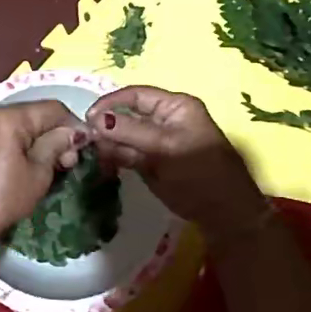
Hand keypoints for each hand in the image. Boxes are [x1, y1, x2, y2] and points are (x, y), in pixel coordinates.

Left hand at [0, 101, 88, 247]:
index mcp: (8, 116)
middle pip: (36, 114)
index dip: (74, 125)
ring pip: (22, 125)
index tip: (87, 147)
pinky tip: (34, 165)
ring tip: (55, 166)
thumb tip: (75, 132)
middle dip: (57, 134)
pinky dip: (24, 145)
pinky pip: (7, 135)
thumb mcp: (39, 172)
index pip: (52, 109)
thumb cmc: (4, 197)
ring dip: (41, 141)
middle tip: (70, 162)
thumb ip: (57, 145)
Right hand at [86, 86, 272, 237]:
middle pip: (126, 115)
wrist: (225, 215)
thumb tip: (95, 119)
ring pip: (122, 136)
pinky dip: (113, 158)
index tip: (87, 118)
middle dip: (106, 127)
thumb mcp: (167, 149)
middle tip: (86, 142)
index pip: (135, 95)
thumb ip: (131, 132)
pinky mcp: (150, 163)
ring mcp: (156, 142)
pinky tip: (102, 165)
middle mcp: (163, 120)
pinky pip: (126, 154)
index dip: (110, 104)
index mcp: (174, 107)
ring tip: (93, 156)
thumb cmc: (202, 174)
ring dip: (107, 145)